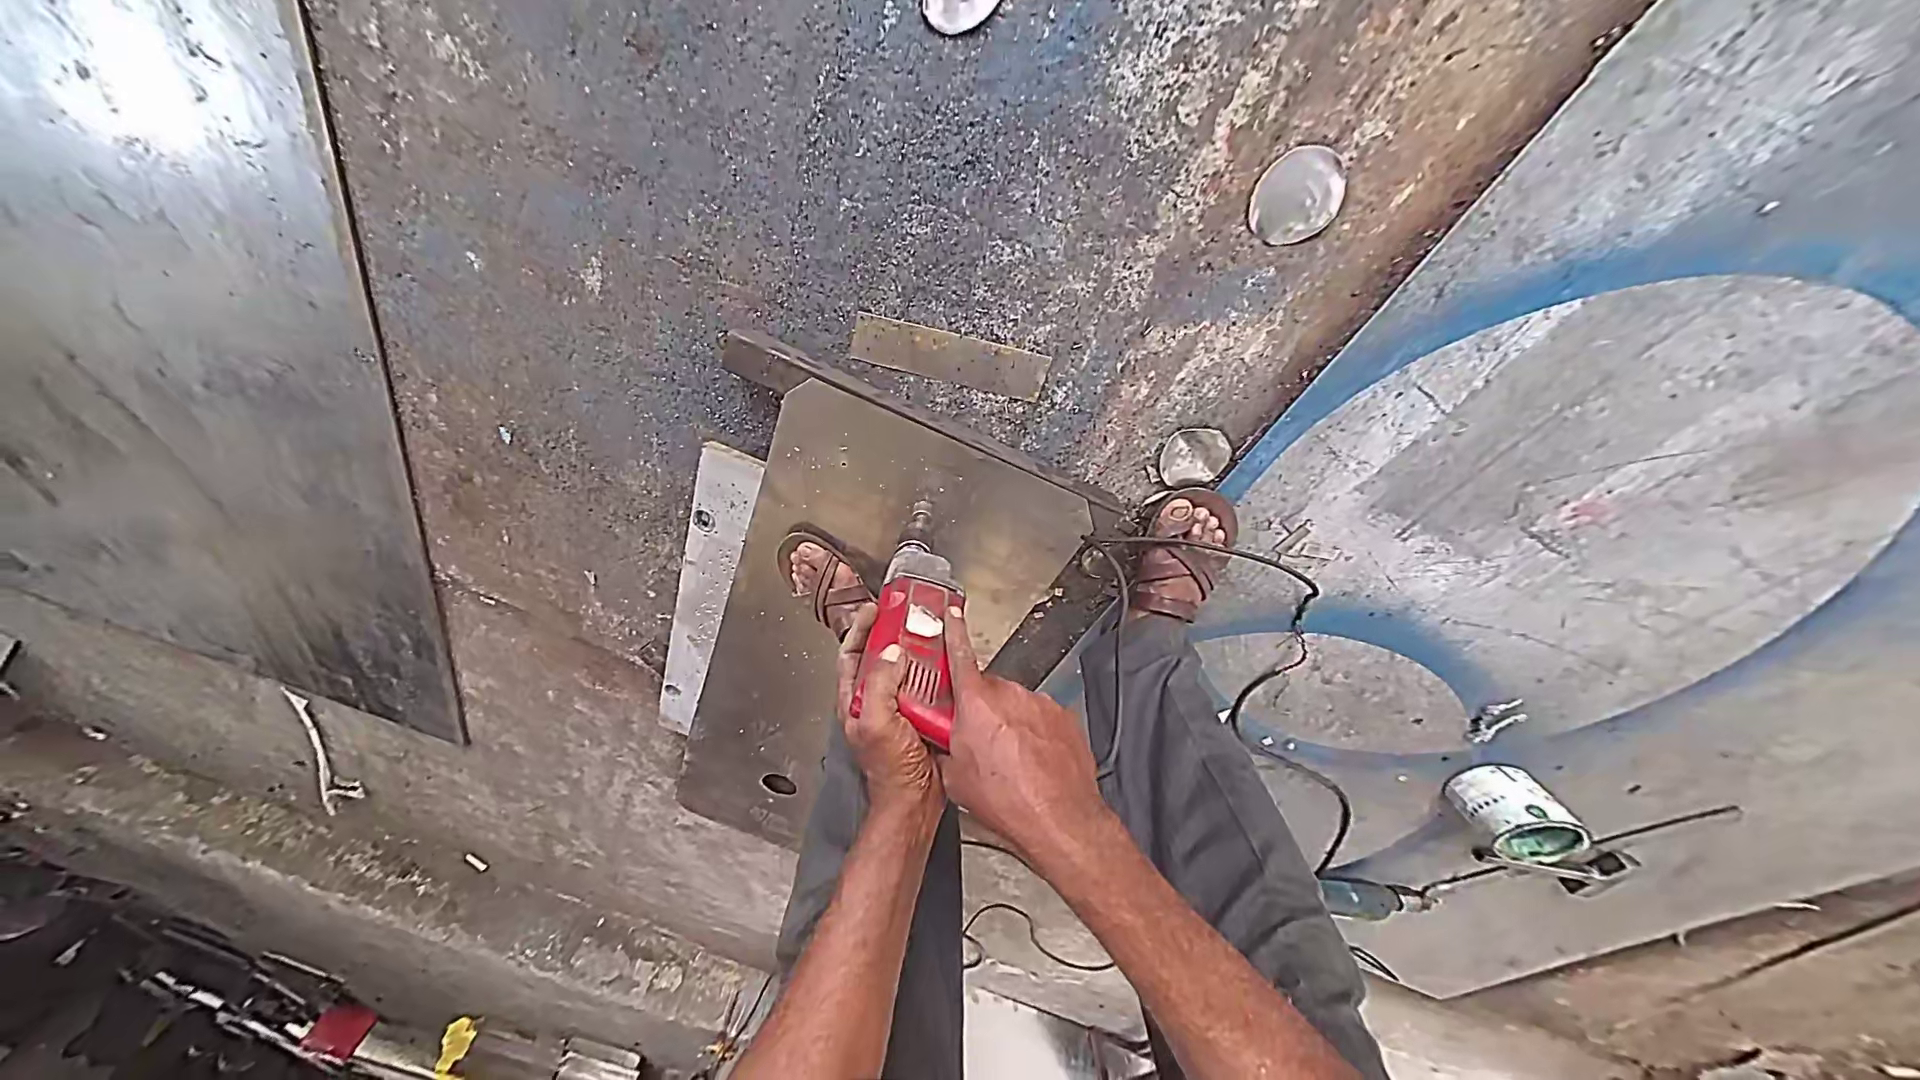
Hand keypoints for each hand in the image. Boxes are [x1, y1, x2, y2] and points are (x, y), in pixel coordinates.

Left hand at [837, 604, 942, 812]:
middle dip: (893, 632)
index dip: (861, 628)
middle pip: (881, 654)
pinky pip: (930, 681)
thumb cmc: (890, 772)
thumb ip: (879, 685)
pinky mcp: (924, 711)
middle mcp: (876, 699)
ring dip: (918, 649)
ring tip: (928, 630)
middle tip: (908, 613)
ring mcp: (901, 705)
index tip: (876, 608)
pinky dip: (937, 668)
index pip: (852, 653)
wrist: (916, 799)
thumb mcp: (876, 723)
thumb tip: (891, 653)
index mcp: (856, 700)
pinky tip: (946, 659)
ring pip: (907, 666)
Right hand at [938, 606, 1108, 860]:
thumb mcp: (956, 778)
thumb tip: (941, 741)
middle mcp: (1009, 695)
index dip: (953, 630)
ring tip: (1011, 759)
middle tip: (979, 740)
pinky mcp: (1062, 715)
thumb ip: (944, 746)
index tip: (950, 612)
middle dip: (981, 709)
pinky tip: (1033, 759)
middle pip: (987, 690)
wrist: (1059, 820)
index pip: (959, 654)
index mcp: (977, 704)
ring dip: (1009, 723)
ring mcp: (1040, 703)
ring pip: (1015, 704)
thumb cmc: (1009, 802)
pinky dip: (1034, 732)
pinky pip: (1040, 716)